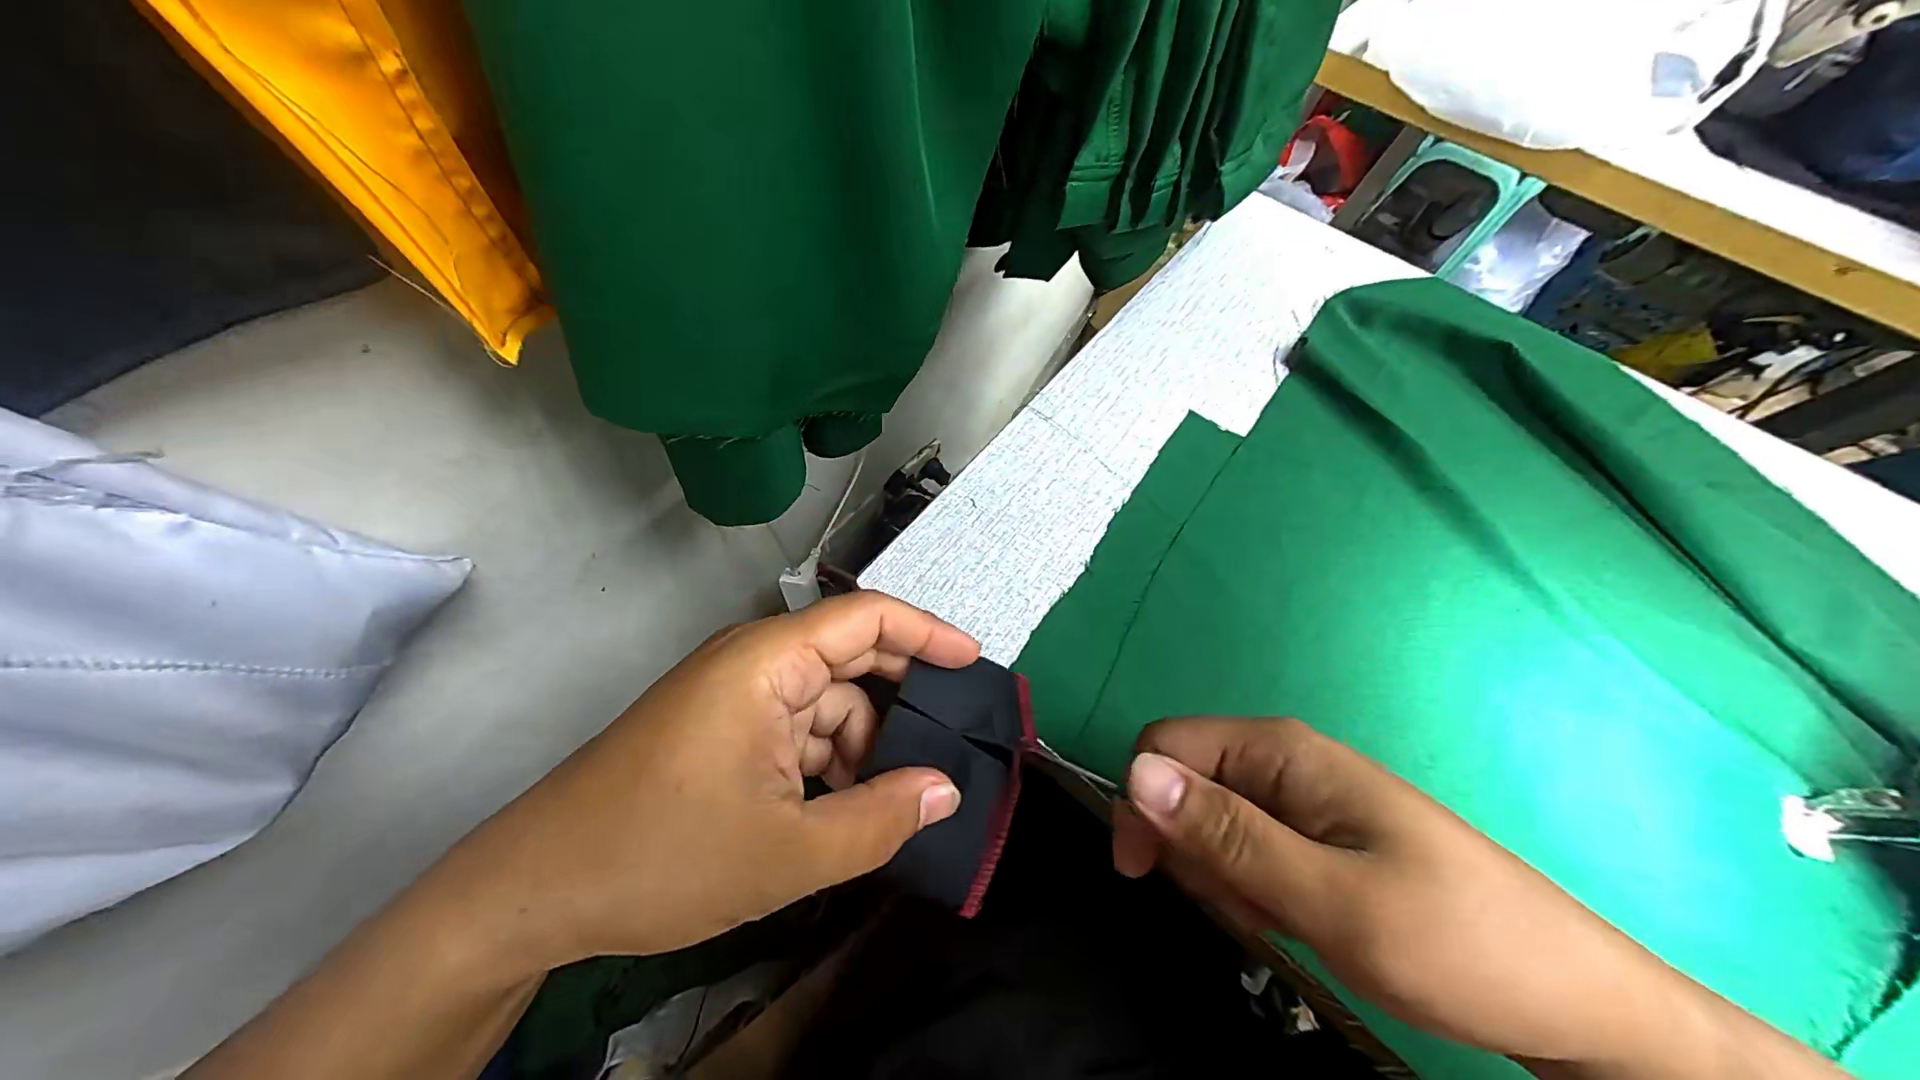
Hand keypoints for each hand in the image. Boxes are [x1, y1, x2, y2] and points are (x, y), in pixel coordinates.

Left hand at [442, 591, 976, 974]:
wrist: (533, 891)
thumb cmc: (661, 857)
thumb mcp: (788, 851)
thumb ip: (881, 819)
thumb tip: (946, 791)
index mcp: (766, 663)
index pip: (866, 618)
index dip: (928, 633)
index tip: (974, 664)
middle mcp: (752, 663)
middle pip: (850, 659)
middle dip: (900, 703)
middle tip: (946, 747)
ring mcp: (733, 696)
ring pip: (825, 702)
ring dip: (861, 745)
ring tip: (890, 800)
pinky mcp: (721, 727)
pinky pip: (795, 728)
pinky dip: (828, 761)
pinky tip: (843, 806)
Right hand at [1111, 717, 1843, 1079]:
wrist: (1575, 1001)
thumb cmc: (1455, 943)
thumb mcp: (1330, 899)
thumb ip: (1226, 834)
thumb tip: (1135, 772)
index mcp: (1282, 751)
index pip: (1164, 746)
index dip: (1141, 804)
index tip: (1145, 875)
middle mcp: (1285, 761)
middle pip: (1185, 784)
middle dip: (1192, 850)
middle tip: (1249, 909)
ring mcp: (1303, 799)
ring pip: (1211, 821)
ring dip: (1223, 876)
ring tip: (1284, 920)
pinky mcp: (1317, 834)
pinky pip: (1247, 847)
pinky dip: (1251, 887)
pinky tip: (1295, 919)